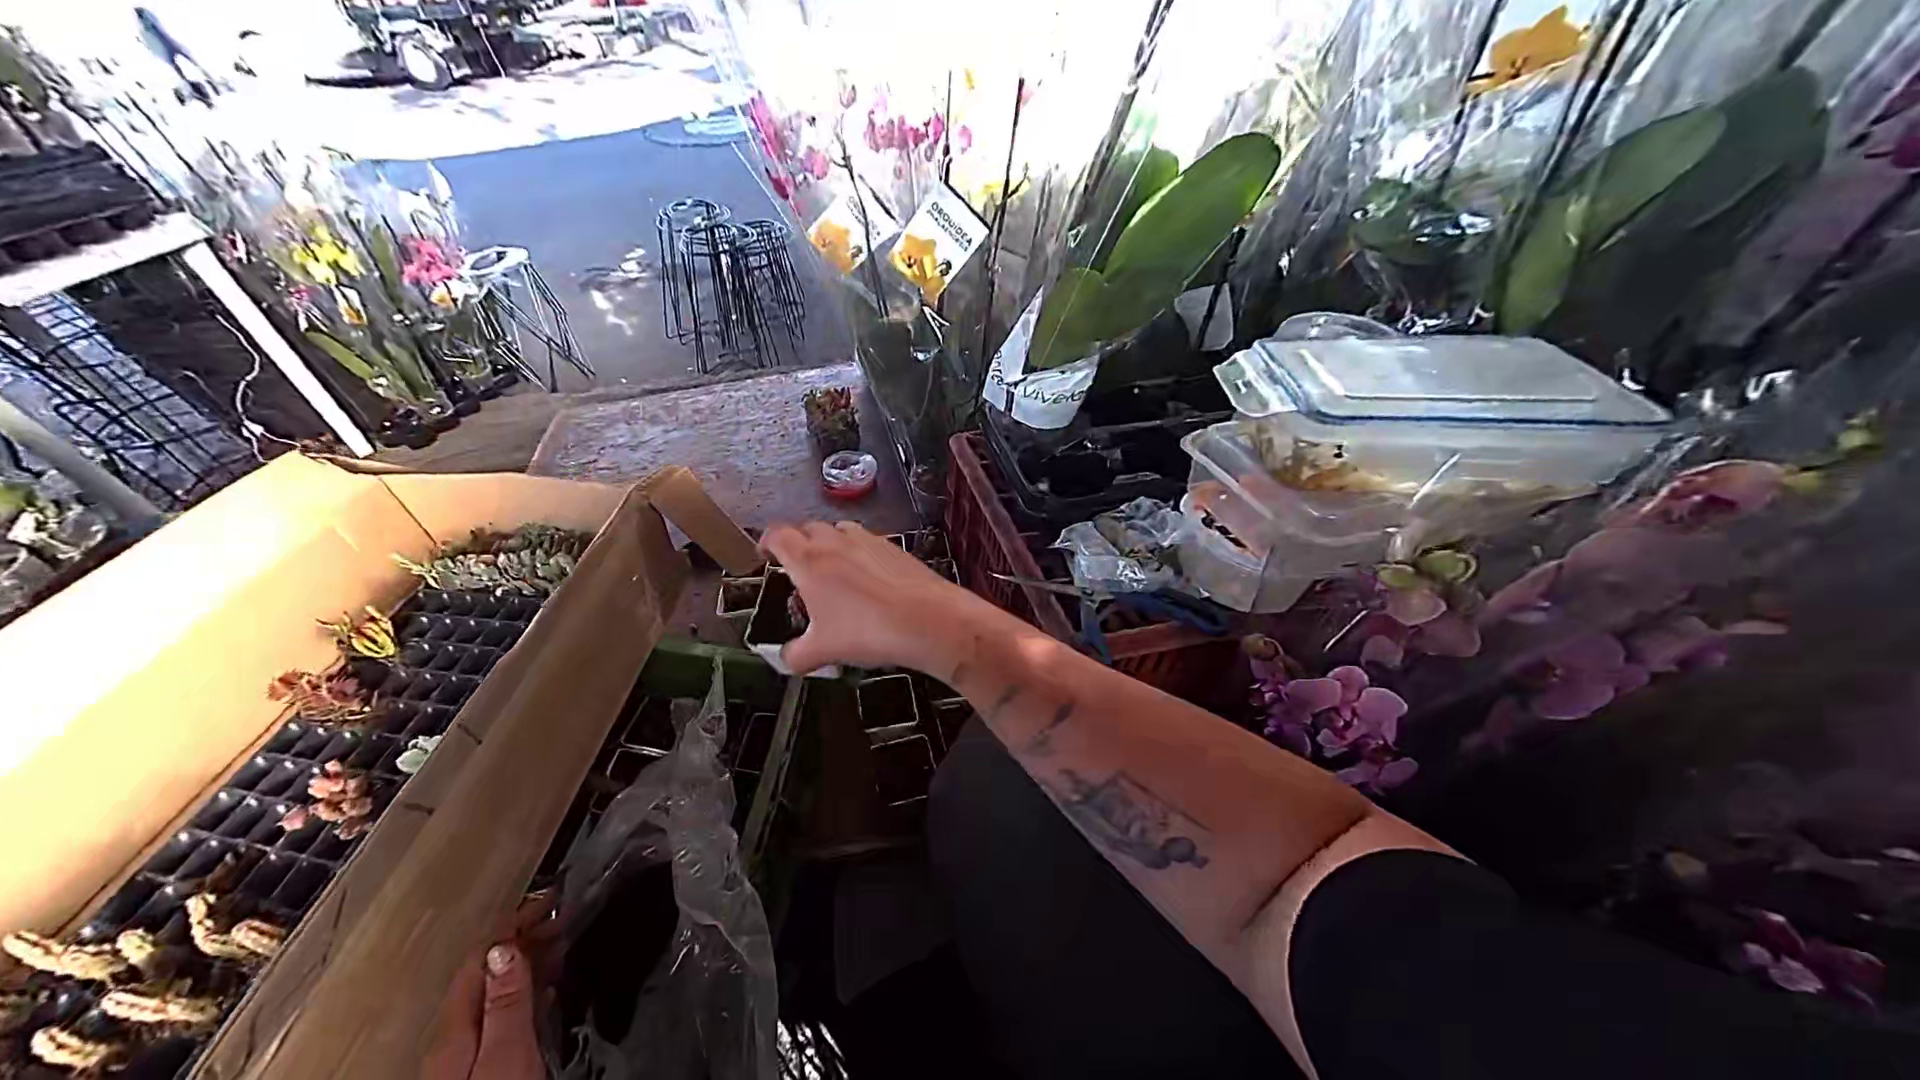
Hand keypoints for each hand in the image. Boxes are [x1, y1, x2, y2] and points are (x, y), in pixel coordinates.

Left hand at [421, 898, 557, 1079]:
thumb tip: (503, 946)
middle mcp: (456, 1037)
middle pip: (486, 972)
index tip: (552, 899)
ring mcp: (467, 1054)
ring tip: (563, 939)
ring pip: (497, 990)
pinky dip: (528, 987)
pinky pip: (505, 1011)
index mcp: (456, 1029)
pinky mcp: (484, 1067)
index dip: (513, 923)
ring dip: (528, 960)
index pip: (479, 959)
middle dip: (524, 937)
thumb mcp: (506, 1057)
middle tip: (565, 913)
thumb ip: (505, 1003)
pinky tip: (546, 988)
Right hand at [761, 522, 1005, 674]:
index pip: (778, 536)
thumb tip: (787, 659)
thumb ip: (795, 655)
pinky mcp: (895, 549)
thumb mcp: (822, 651)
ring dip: (831, 543)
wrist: (928, 621)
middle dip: (799, 544)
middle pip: (808, 529)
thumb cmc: (870, 630)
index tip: (765, 553)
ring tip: (832, 571)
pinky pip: (869, 542)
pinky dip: (860, 553)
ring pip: (840, 530)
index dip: (767, 542)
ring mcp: (869, 541)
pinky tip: (867, 580)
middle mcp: (837, 542)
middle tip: (798, 568)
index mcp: (810, 561)